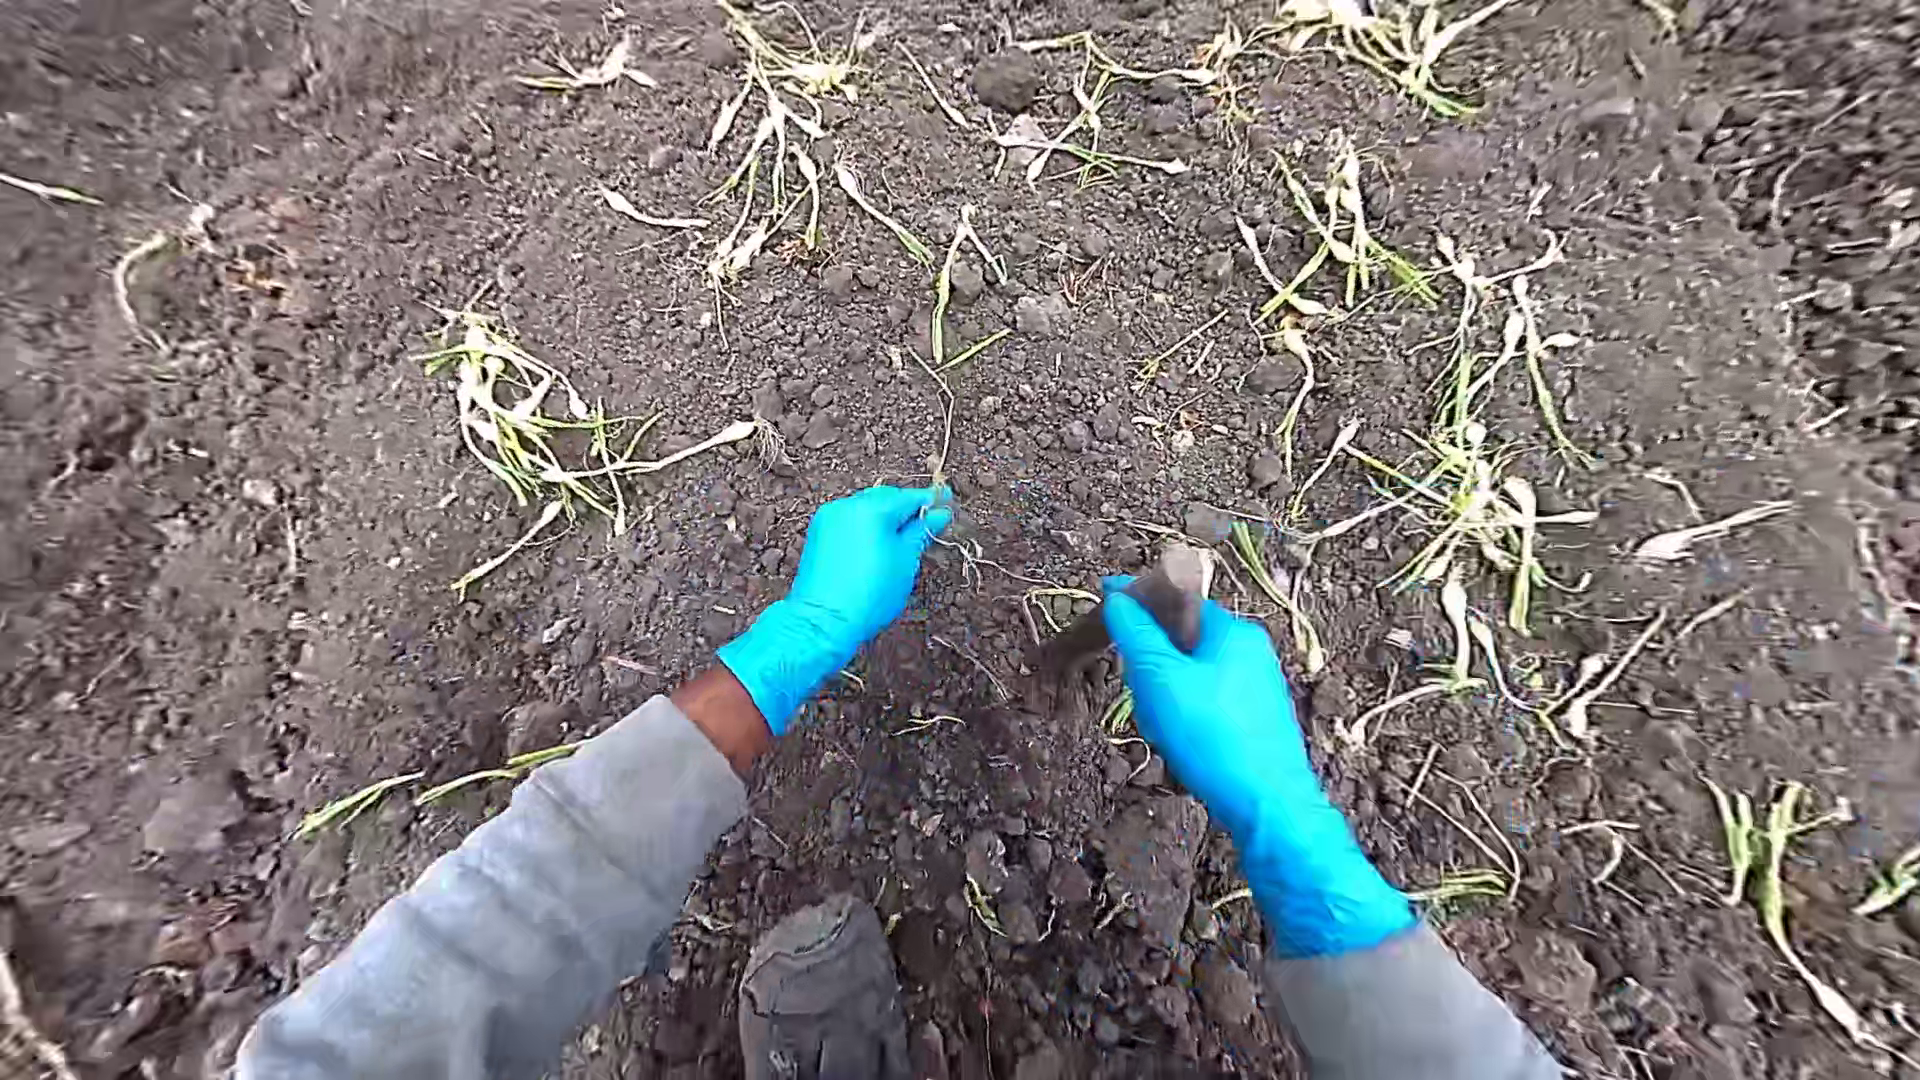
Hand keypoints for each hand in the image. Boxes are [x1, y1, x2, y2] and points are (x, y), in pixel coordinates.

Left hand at [719, 486, 952, 733]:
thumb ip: (922, 532)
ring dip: (886, 518)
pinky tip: (878, 547)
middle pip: (886, 498)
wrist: (824, 621)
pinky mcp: (819, 533)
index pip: (909, 497)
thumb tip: (939, 514)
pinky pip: (851, 520)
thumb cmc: (870, 594)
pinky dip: (867, 527)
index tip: (947, 500)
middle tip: (928, 526)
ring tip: (903, 541)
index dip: (930, 501)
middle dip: (907, 510)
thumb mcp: (905, 561)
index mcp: (872, 508)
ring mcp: (830, 518)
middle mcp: (848, 506)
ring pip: (867, 508)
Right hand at [1102, 580, 1412, 956]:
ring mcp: (1254, 684)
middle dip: (1151, 660)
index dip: (1141, 599)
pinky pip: (1204, 696)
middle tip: (1138, 686)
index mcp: (1233, 632)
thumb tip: (1118, 599)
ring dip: (1163, 689)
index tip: (1107, 598)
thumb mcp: (1160, 677)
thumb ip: (1136, 633)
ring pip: (1188, 670)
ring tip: (1158, 721)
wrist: (1267, 806)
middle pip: (1181, 638)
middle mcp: (1249, 651)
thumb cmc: (1211, 734)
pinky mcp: (1252, 715)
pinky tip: (1175, 735)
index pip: (1178, 598)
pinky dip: (1181, 707)